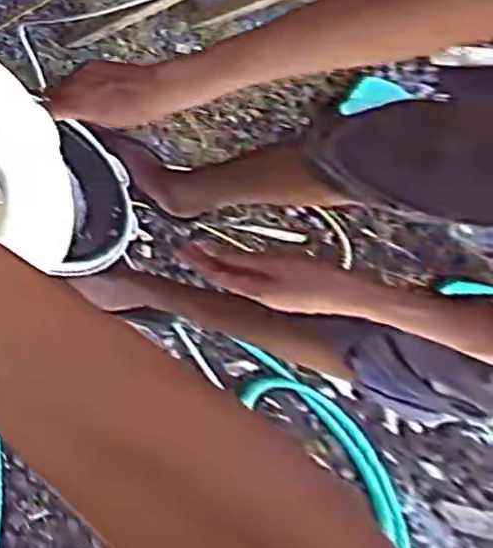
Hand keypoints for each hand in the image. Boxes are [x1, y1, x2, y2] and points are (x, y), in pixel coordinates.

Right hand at [46, 61, 181, 126]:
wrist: (154, 88)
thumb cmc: (136, 108)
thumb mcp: (107, 122)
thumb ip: (84, 117)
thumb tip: (77, 115)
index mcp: (69, 106)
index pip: (46, 109)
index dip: (50, 113)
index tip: (55, 114)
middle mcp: (67, 88)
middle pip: (51, 93)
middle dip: (58, 98)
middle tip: (73, 104)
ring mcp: (77, 75)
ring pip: (65, 82)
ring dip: (74, 88)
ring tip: (93, 94)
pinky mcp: (88, 65)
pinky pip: (79, 73)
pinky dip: (86, 78)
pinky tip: (102, 84)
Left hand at [178, 242, 385, 316]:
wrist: (368, 299)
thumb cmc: (321, 279)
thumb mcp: (273, 262)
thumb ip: (238, 257)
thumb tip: (206, 249)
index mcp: (253, 291)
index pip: (214, 275)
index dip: (195, 260)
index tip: (180, 248)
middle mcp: (261, 298)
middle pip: (224, 278)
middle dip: (205, 263)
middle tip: (186, 248)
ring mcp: (278, 299)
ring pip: (238, 280)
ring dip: (221, 265)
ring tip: (206, 251)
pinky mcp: (293, 296)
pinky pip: (256, 281)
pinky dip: (241, 270)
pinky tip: (240, 262)